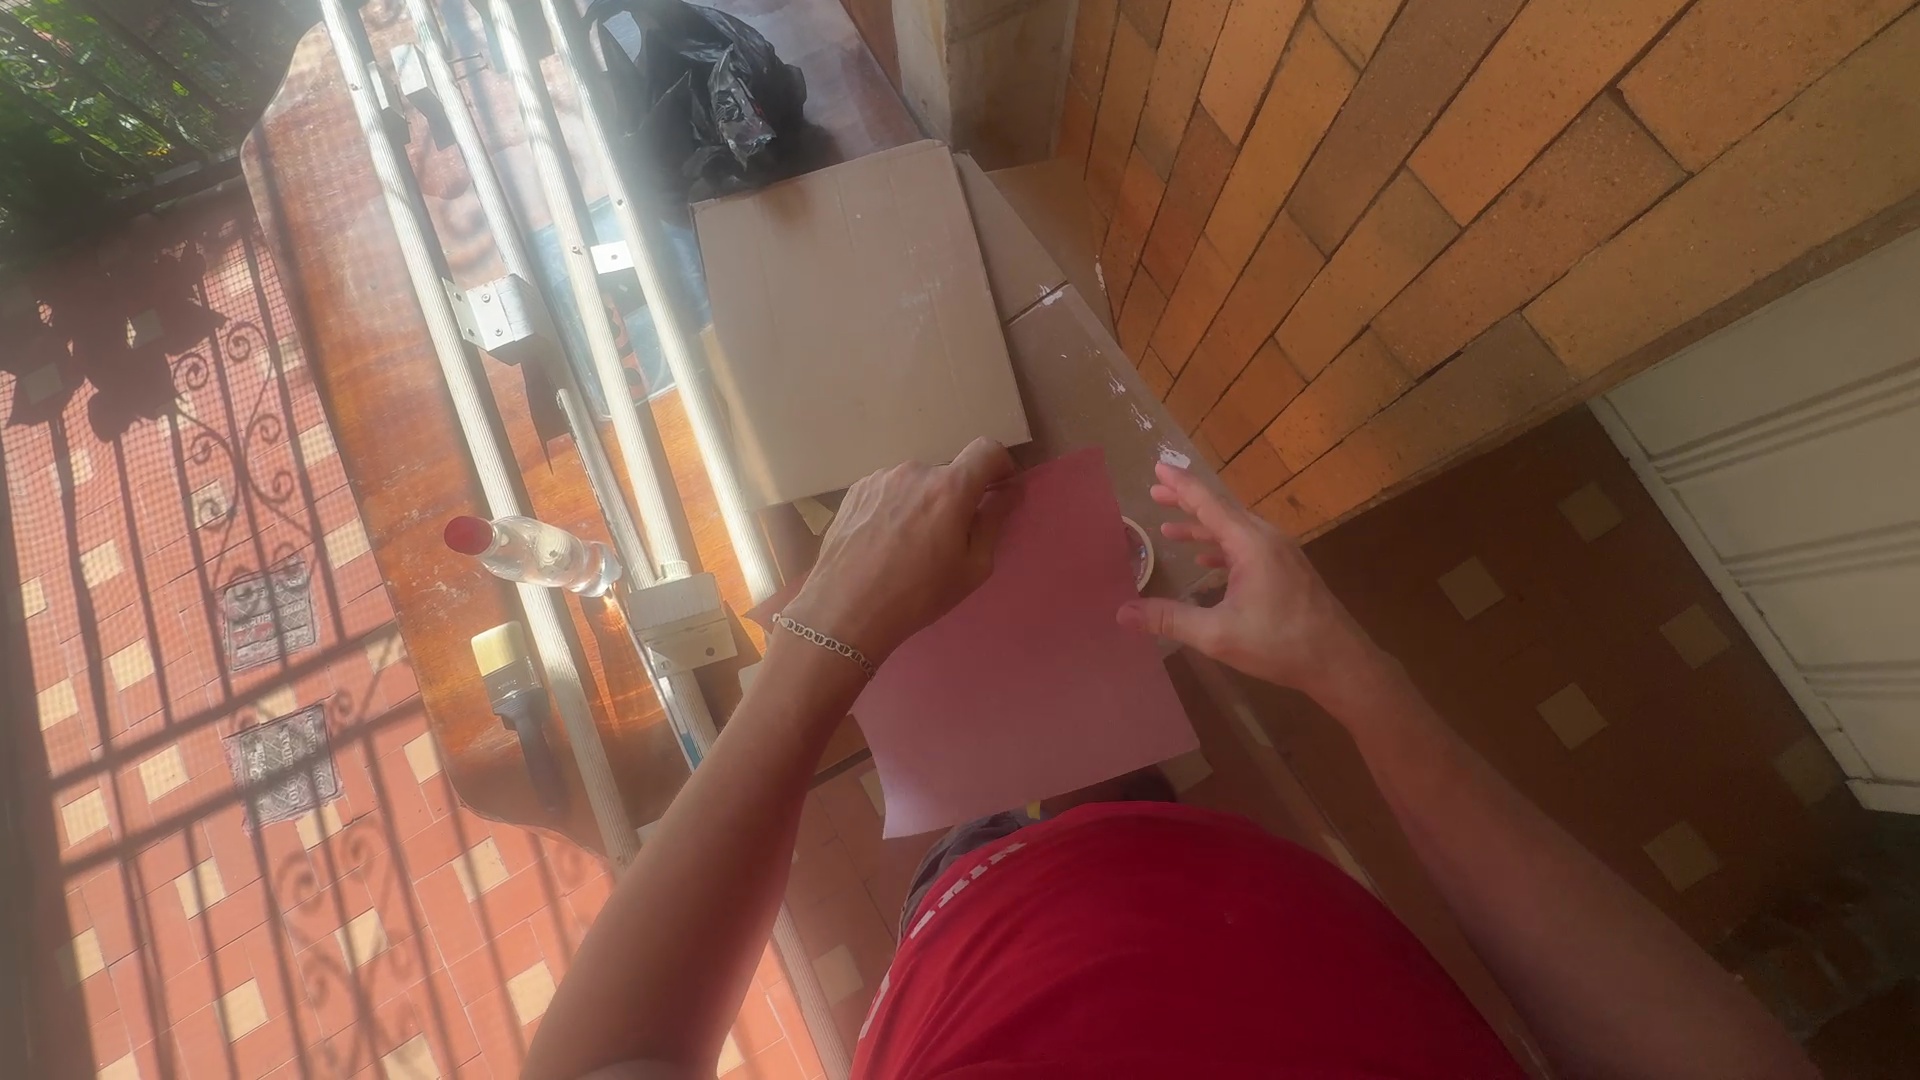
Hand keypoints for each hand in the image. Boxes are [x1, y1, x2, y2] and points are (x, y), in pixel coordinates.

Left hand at [783, 438, 1018, 664]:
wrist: (845, 610)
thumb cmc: (917, 595)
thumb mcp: (972, 568)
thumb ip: (994, 521)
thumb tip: (1009, 491)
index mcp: (950, 488)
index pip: (987, 450)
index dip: (1000, 465)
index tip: (998, 489)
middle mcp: (915, 471)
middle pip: (948, 475)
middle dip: (955, 499)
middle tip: (944, 541)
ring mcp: (880, 478)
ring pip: (916, 484)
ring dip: (921, 504)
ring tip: (907, 546)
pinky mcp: (855, 490)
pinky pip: (888, 491)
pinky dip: (895, 508)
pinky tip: (882, 542)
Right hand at [1115, 463, 1383, 701]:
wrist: (1341, 662)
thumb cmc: (1280, 644)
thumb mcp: (1218, 634)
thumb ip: (1169, 619)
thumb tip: (1122, 612)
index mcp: (1251, 543)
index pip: (1209, 504)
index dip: (1181, 486)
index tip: (1158, 467)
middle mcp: (1267, 539)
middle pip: (1221, 510)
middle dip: (1187, 501)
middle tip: (1156, 490)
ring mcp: (1280, 553)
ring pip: (1234, 528)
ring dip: (1202, 525)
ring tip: (1170, 527)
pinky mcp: (1286, 570)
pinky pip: (1246, 545)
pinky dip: (1220, 545)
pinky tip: (1206, 558)